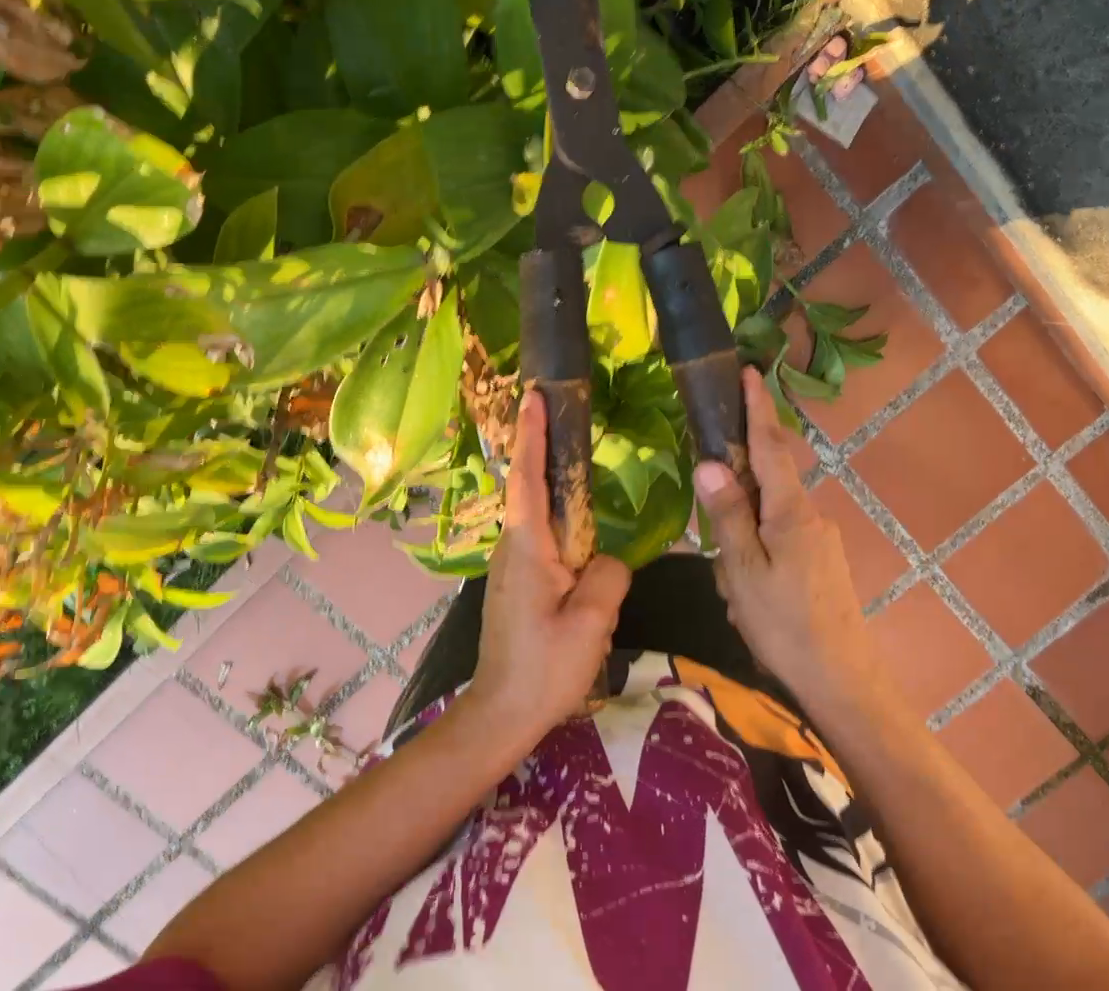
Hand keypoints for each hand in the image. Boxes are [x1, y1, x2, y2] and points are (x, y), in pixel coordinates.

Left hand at [468, 391, 631, 743]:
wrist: (501, 713)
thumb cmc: (543, 669)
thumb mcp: (590, 624)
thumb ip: (608, 577)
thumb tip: (608, 561)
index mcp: (527, 549)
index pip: (527, 478)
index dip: (530, 435)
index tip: (532, 395)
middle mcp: (514, 551)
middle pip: (534, 495)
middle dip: (546, 456)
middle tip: (566, 418)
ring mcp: (513, 571)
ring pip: (546, 528)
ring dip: (563, 509)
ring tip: (583, 500)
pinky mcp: (520, 590)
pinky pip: (548, 553)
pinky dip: (566, 541)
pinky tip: (586, 563)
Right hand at [693, 370, 873, 698]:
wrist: (842, 680)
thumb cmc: (784, 624)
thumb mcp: (743, 572)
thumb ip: (727, 516)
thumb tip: (711, 462)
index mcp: (791, 512)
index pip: (771, 447)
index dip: (758, 409)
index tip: (750, 371)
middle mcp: (811, 518)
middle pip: (764, 490)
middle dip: (734, 510)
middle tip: (721, 560)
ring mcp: (820, 542)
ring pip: (766, 528)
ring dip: (742, 553)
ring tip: (738, 599)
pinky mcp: (821, 565)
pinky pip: (778, 550)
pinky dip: (756, 568)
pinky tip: (751, 606)